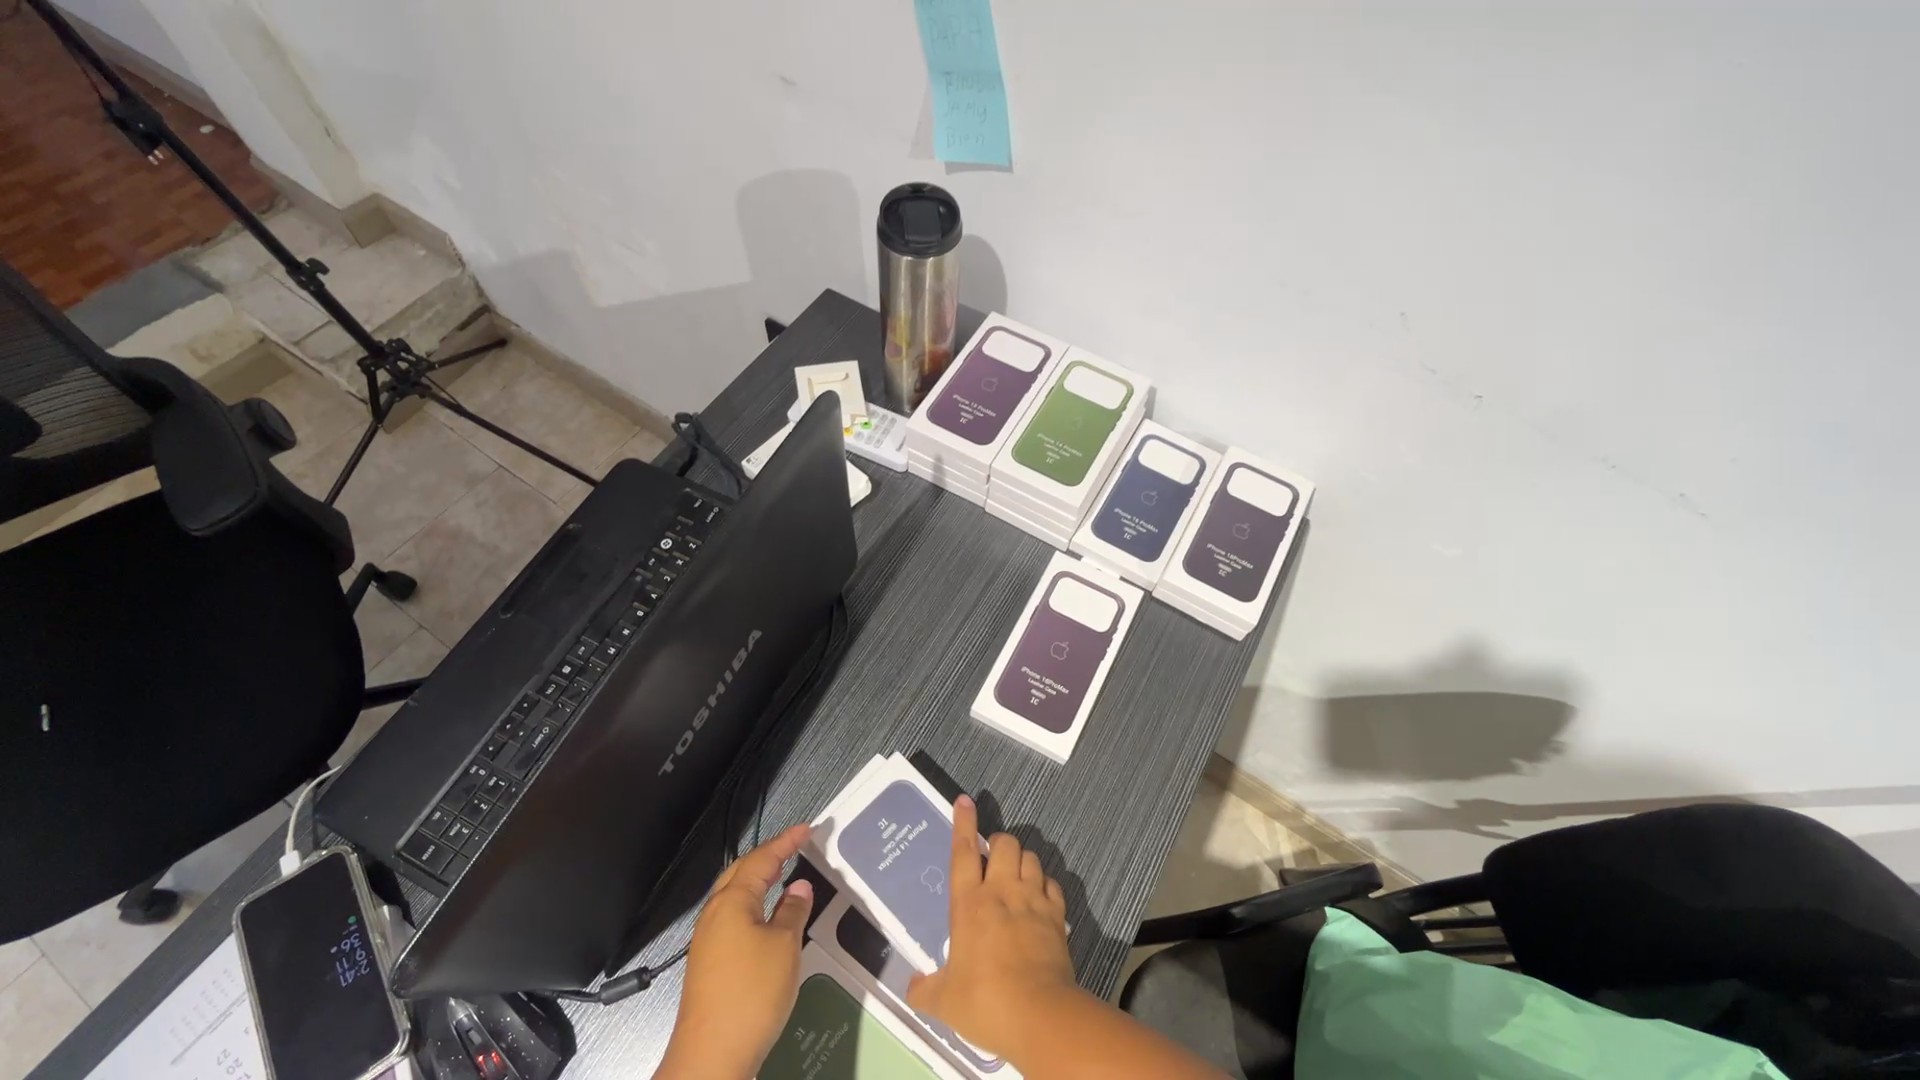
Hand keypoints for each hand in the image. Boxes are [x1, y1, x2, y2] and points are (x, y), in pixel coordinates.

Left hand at [657, 824, 814, 1079]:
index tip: (807, 829)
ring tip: (783, 874)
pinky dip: (753, 905)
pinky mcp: (709, 963)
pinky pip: (733, 917)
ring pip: (734, 896)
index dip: (786, 842)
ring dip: (758, 881)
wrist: (713, 1053)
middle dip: (767, 856)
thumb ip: (793, 911)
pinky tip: (766, 917)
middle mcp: (714, 914)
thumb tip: (799, 887)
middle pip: (740, 873)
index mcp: (732, 902)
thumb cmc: (752, 993)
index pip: (761, 860)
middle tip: (793, 846)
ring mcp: (708, 940)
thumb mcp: (784, 947)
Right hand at [906, 794, 1080, 1060]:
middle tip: (992, 860)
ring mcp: (1033, 901)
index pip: (962, 852)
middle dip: (998, 844)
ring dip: (1022, 861)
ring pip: (1031, 858)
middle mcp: (1001, 892)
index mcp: (969, 904)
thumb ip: (924, 990)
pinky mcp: (1058, 916)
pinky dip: (1046, 885)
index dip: (963, 823)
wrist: (1039, 1015)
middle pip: (1004, 844)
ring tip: (1016, 877)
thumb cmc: (984, 1002)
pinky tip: (1040, 898)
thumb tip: (912, 986)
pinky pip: (1053, 884)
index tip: (965, 800)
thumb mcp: (943, 1002)